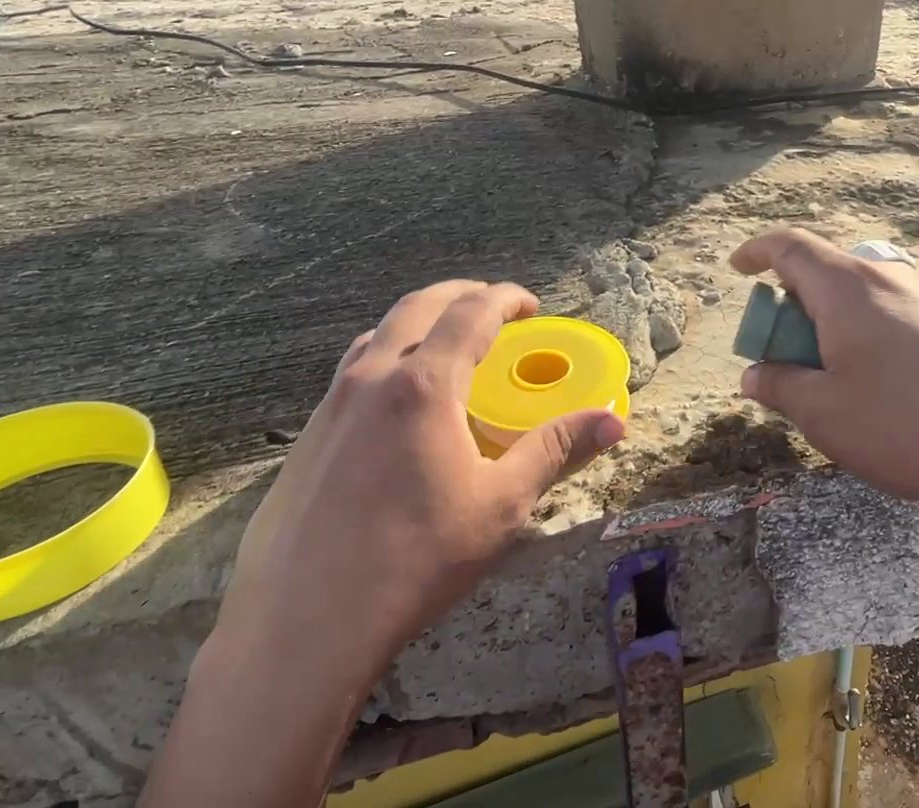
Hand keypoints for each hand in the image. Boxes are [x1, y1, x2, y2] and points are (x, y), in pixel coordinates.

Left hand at [214, 280, 626, 692]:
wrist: (303, 622)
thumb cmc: (416, 559)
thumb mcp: (501, 504)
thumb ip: (556, 450)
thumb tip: (614, 421)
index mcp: (424, 384)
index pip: (471, 313)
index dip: (505, 298)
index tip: (531, 304)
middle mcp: (371, 378)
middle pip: (418, 307)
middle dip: (460, 295)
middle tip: (493, 308)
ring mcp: (330, 405)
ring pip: (377, 334)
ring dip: (418, 322)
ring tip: (446, 345)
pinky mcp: (307, 437)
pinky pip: (352, 371)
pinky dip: (386, 356)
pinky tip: (398, 404)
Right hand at [731, 227, 918, 521]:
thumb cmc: (903, 425)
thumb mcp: (823, 413)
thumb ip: (779, 386)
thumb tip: (754, 375)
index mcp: (846, 288)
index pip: (790, 246)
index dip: (756, 251)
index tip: (737, 267)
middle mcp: (888, 280)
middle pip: (825, 273)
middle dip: (792, 304)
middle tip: (782, 351)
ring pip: (860, 298)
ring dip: (831, 326)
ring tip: (832, 378)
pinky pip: (892, 316)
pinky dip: (865, 336)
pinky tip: (881, 389)